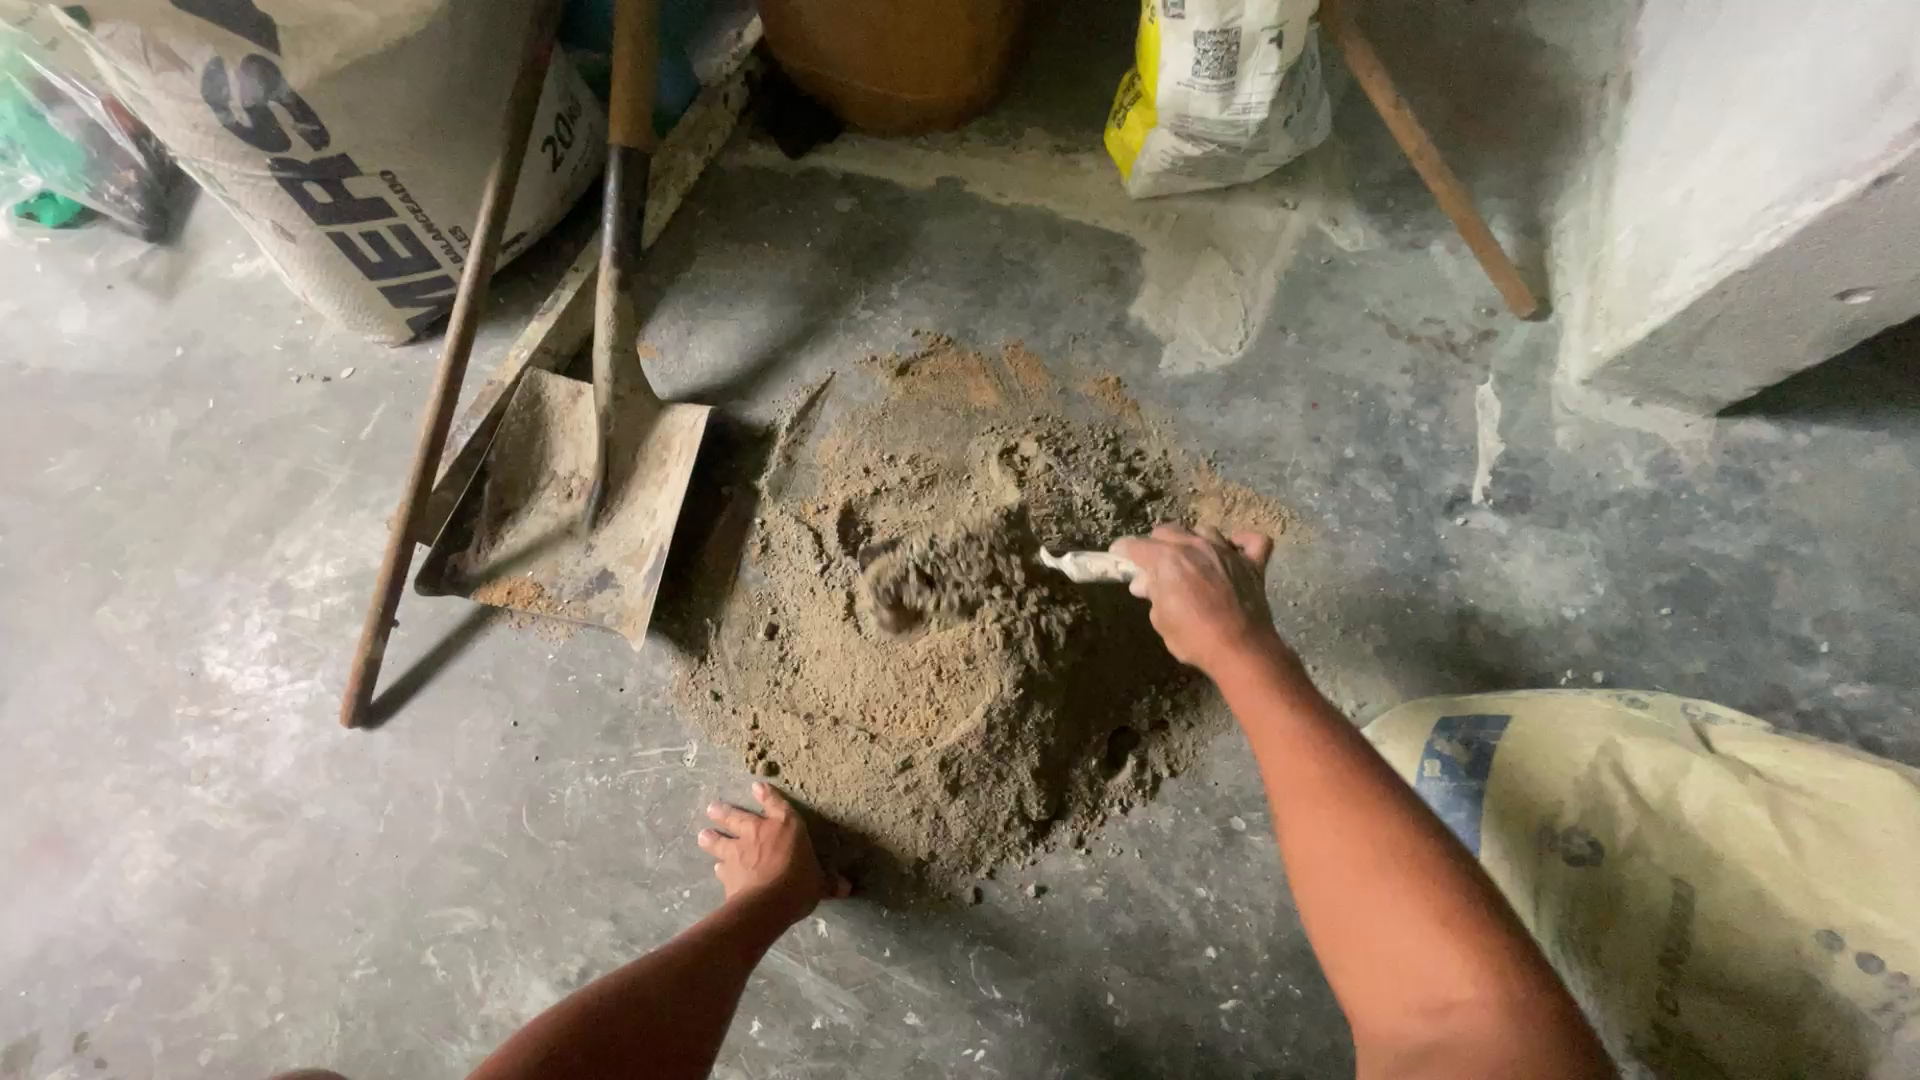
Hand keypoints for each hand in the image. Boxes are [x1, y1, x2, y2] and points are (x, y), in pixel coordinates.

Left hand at [698, 782, 850, 923]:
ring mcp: (739, 851)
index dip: (767, 795)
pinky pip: (722, 867)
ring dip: (712, 838)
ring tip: (702, 834)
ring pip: (722, 840)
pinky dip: (719, 867)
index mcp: (786, 827)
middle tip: (711, 808)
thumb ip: (828, 882)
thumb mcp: (818, 883)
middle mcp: (759, 832)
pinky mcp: (727, 872)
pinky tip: (716, 868)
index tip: (756, 786)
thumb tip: (847, 887)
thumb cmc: (798, 883)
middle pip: (738, 817)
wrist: (767, 902)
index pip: (777, 804)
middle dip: (725, 812)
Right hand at [1111, 524, 1282, 673]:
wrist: (1240, 650)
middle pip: (1168, 531)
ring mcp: (1227, 552)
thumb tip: (1145, 584)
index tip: (1118, 555)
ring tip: (1191, 558)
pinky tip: (1234, 550)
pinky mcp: (1252, 564)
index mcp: (1167, 559)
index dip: (1123, 550)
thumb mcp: (1161, 620)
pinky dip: (1242, 543)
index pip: (1136, 545)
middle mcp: (1196, 546)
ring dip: (1193, 541)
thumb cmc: (1193, 638)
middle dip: (1156, 544)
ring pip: (1205, 530)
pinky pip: (1253, 541)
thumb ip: (1153, 595)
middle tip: (1154, 565)